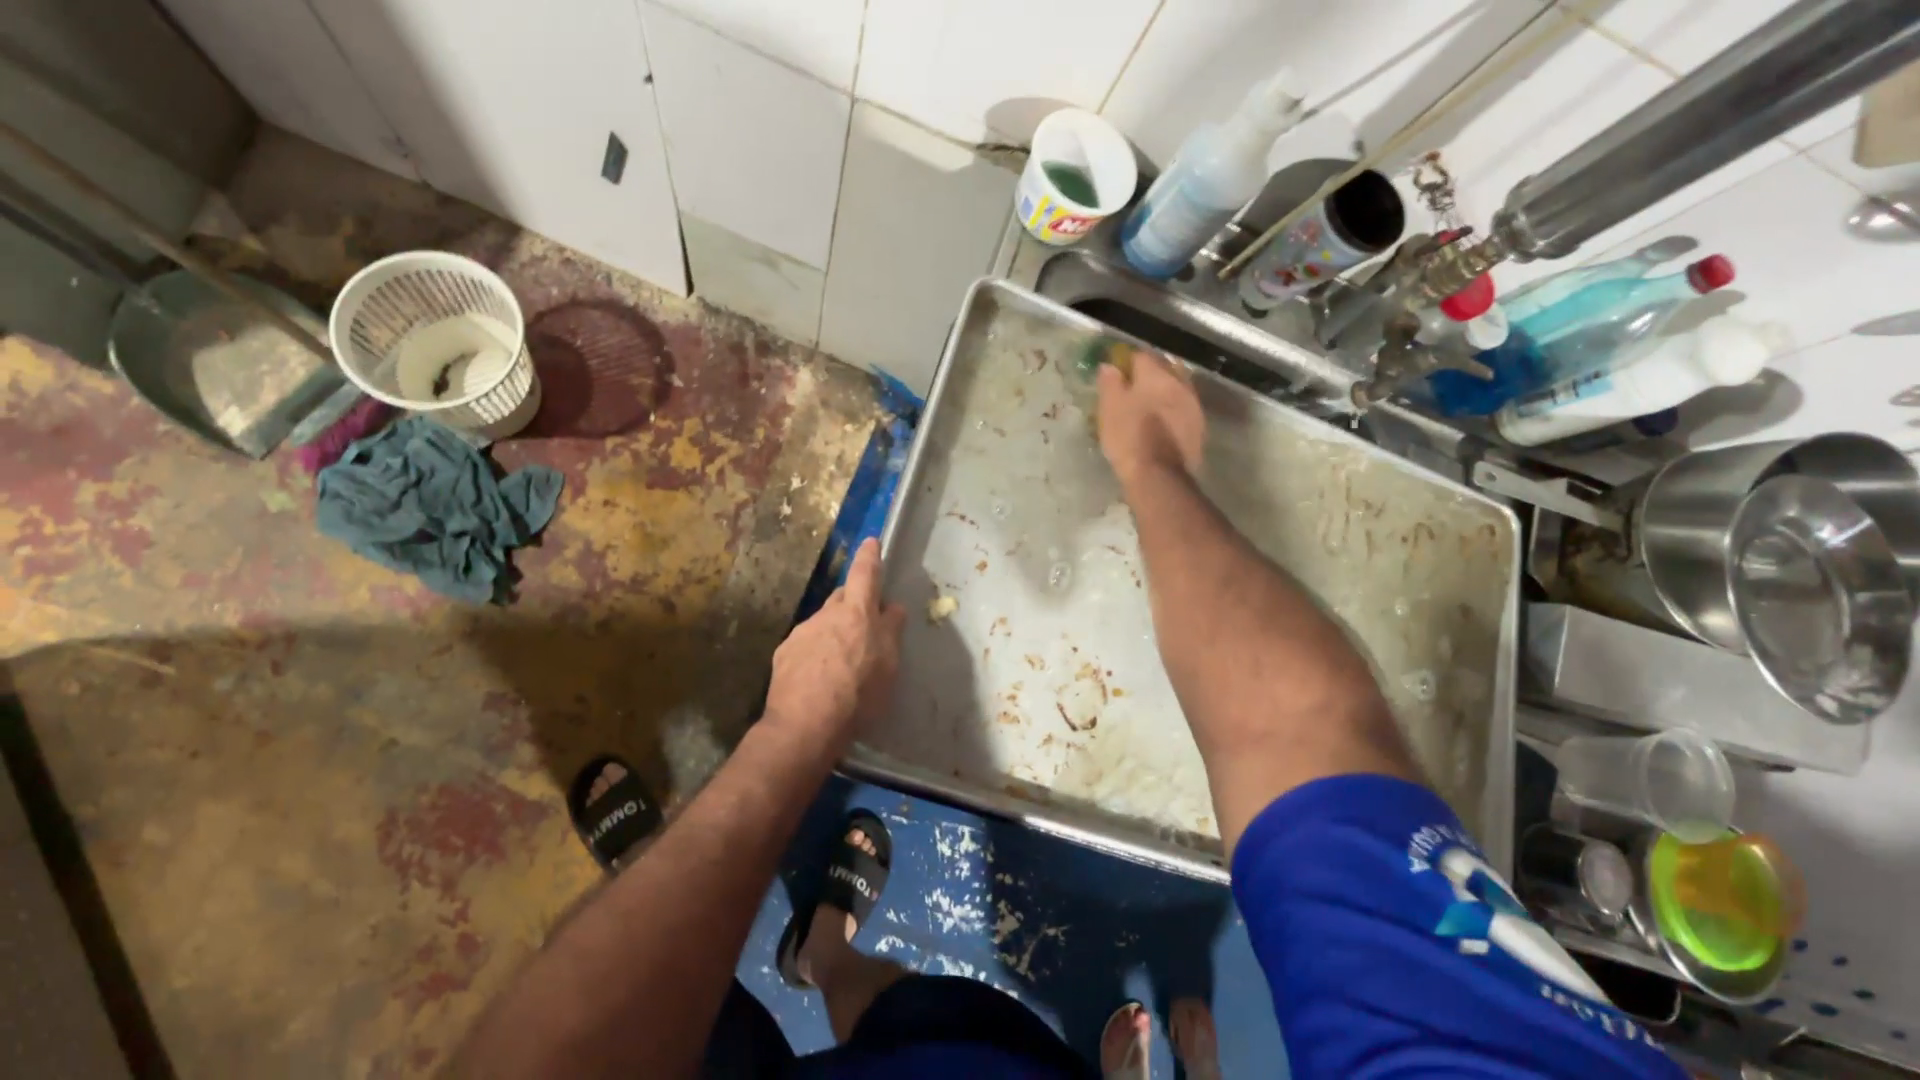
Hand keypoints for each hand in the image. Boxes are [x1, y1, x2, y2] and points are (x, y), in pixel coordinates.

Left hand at [763, 538, 905, 751]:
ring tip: (841, 660)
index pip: (865, 574)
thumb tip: (893, 608)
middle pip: (841, 598)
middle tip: (864, 621)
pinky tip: (819, 676)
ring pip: (822, 623)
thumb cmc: (858, 694)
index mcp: (857, 613)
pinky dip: (815, 653)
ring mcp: (802, 633)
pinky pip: (805, 645)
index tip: (871, 542)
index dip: (870, 557)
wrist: (806, 724)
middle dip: (852, 602)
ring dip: (833, 633)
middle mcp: (826, 615)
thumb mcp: (889, 665)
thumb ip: (891, 632)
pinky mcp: (784, 654)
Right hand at [1096, 348, 1204, 487]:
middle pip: (1166, 366)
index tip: (1119, 374)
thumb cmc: (1128, 438)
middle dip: (1152, 371)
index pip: (1141, 355)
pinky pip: (1186, 406)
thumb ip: (1110, 383)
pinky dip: (1175, 407)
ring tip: (1152, 404)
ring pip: (1179, 385)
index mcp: (1155, 374)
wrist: (1159, 474)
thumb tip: (1110, 366)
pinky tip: (1165, 421)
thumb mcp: (1109, 409)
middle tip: (1136, 386)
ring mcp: (1193, 403)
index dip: (1128, 362)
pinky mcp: (1200, 424)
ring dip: (1167, 389)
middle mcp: (1179, 382)